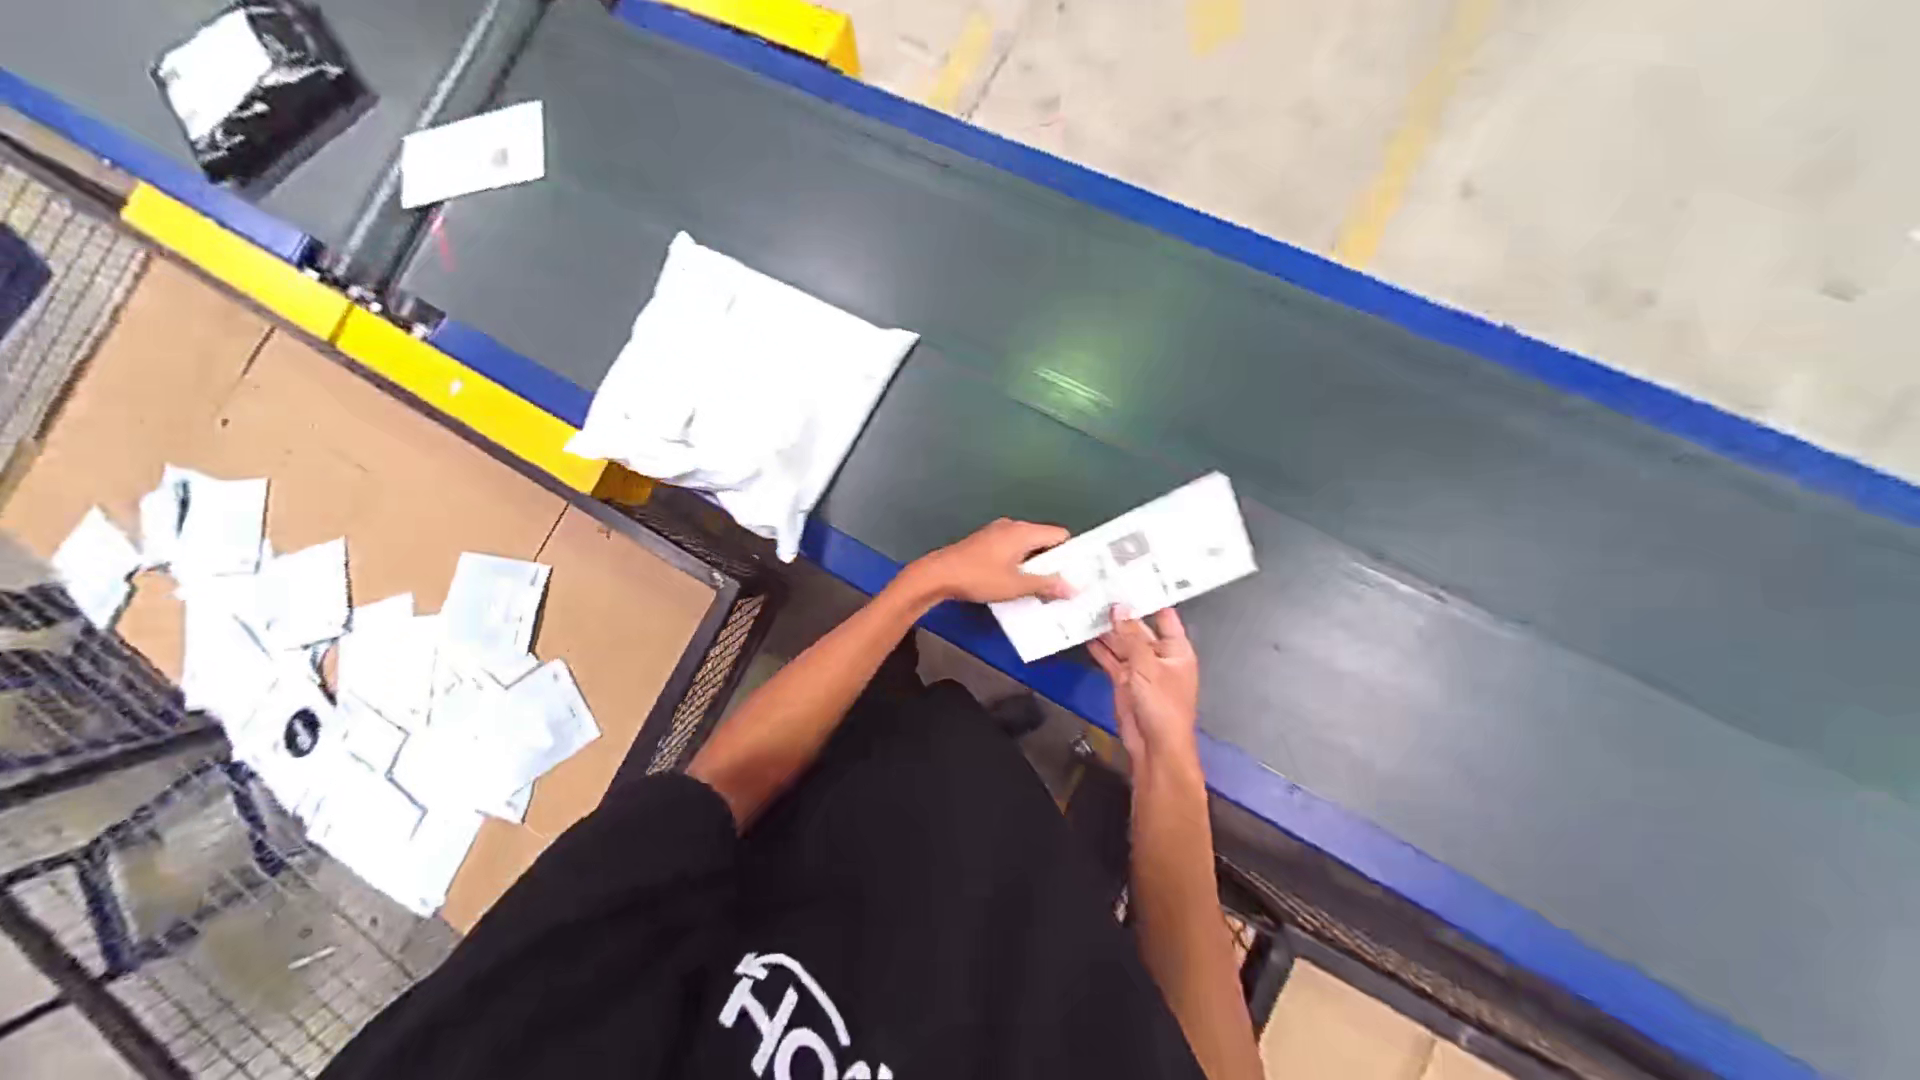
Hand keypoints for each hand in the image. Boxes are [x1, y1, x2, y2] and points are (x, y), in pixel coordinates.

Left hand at [906, 518, 1072, 603]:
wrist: (938, 574)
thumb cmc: (979, 577)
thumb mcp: (1016, 586)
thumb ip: (1046, 585)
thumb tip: (1073, 588)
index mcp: (1024, 532)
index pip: (1060, 535)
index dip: (1071, 553)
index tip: (1075, 573)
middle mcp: (1012, 526)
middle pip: (1044, 539)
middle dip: (1053, 561)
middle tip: (1060, 585)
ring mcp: (996, 532)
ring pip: (1026, 545)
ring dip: (1034, 564)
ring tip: (1039, 587)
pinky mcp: (984, 541)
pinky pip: (1011, 548)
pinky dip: (1018, 562)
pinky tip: (1015, 581)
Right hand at [1090, 607, 1200, 776]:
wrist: (1155, 747)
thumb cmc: (1163, 707)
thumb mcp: (1147, 666)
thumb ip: (1130, 636)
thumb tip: (1120, 608)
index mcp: (1176, 649)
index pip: (1164, 616)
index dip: (1148, 599)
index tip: (1129, 580)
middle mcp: (1159, 656)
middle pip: (1138, 629)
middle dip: (1120, 614)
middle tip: (1099, 594)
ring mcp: (1141, 669)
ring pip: (1122, 644)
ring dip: (1107, 631)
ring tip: (1088, 610)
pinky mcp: (1125, 681)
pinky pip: (1112, 660)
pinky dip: (1100, 650)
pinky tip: (1087, 636)